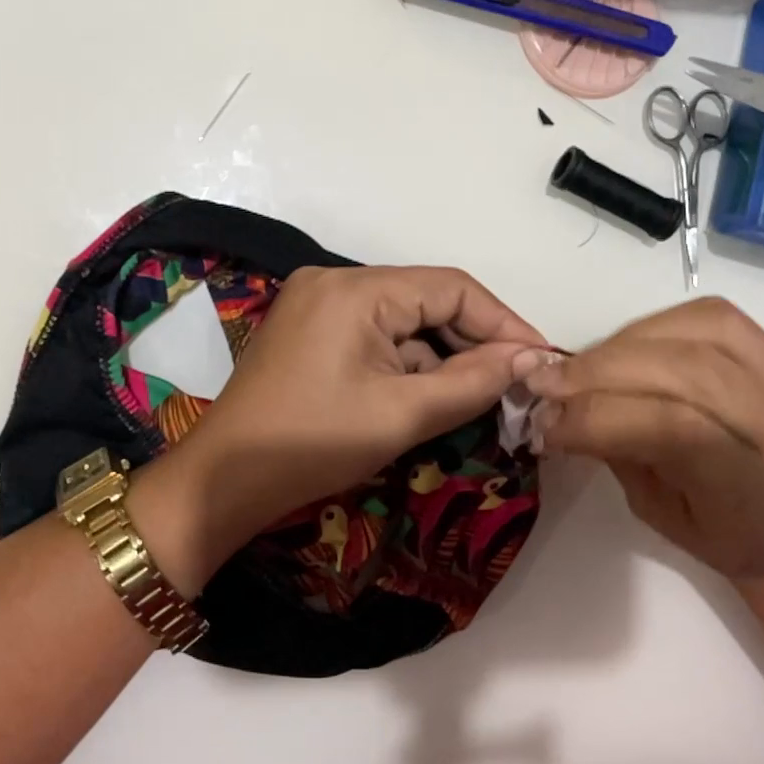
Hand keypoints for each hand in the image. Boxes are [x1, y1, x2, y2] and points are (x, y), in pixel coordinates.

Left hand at [156, 266, 546, 558]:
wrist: (224, 481)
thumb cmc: (314, 444)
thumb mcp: (403, 415)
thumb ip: (473, 382)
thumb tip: (529, 359)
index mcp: (355, 288)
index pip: (451, 288)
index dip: (502, 323)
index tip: (539, 362)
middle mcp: (335, 282)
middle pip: (426, 301)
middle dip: (471, 344)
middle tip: (513, 387)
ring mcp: (317, 306)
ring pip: (402, 323)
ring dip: (439, 359)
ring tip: (474, 401)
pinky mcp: (308, 333)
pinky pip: (373, 338)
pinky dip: (404, 365)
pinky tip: (424, 400)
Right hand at [525, 298, 763, 579]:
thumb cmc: (719, 531)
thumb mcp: (656, 511)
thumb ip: (616, 453)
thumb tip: (556, 411)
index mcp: (756, 483)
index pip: (674, 428)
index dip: (599, 415)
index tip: (543, 421)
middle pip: (686, 370)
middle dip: (602, 371)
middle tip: (545, 382)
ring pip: (697, 331)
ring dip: (622, 345)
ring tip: (578, 366)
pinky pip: (709, 317)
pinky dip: (653, 326)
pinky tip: (621, 348)